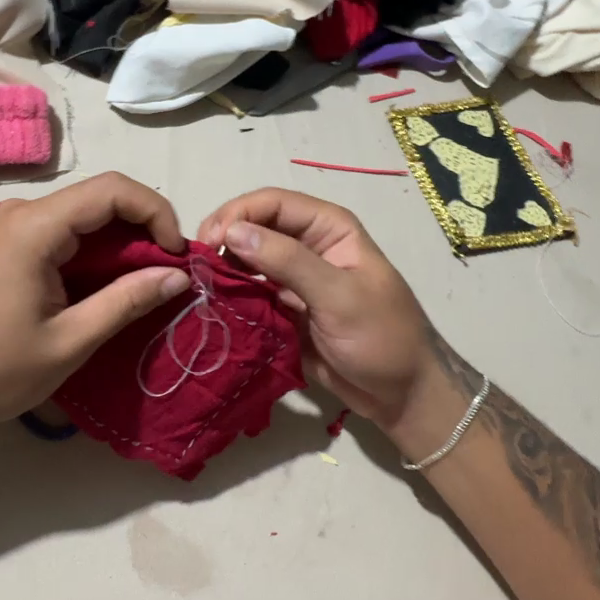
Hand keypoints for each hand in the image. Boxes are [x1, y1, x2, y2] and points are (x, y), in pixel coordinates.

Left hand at [0, 173, 189, 442]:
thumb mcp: (68, 342)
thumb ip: (126, 302)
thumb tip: (177, 275)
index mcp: (36, 226)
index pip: (113, 190)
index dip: (156, 213)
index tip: (178, 256)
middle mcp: (23, 213)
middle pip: (100, 198)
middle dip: (143, 229)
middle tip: (169, 275)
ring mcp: (12, 228)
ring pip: (84, 218)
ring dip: (121, 245)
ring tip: (146, 286)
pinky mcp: (8, 247)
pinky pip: (63, 235)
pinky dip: (94, 255)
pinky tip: (108, 288)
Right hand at [198, 189, 441, 433]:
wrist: (402, 397)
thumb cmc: (382, 337)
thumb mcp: (338, 296)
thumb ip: (287, 261)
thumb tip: (233, 231)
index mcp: (329, 228)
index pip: (273, 203)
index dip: (238, 214)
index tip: (210, 241)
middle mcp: (308, 244)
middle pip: (255, 226)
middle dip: (224, 238)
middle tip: (197, 263)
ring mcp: (294, 277)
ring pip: (247, 258)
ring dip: (223, 267)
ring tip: (199, 283)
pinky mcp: (283, 307)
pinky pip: (249, 291)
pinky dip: (229, 294)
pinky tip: (211, 302)